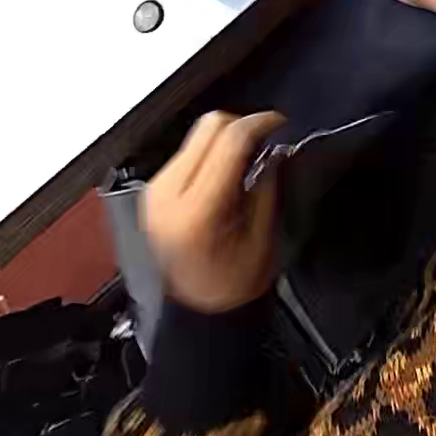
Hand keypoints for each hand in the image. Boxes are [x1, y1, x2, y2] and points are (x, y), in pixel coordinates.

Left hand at [142, 110, 284, 312]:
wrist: (189, 312)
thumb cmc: (228, 286)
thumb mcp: (260, 240)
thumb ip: (267, 188)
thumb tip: (274, 150)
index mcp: (196, 211)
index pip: (229, 140)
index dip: (260, 123)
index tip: (280, 123)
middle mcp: (168, 193)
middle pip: (210, 125)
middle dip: (243, 125)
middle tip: (266, 140)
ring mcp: (156, 188)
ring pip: (199, 133)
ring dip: (228, 137)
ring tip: (248, 160)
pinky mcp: (154, 187)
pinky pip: (189, 150)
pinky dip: (214, 151)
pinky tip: (228, 172)